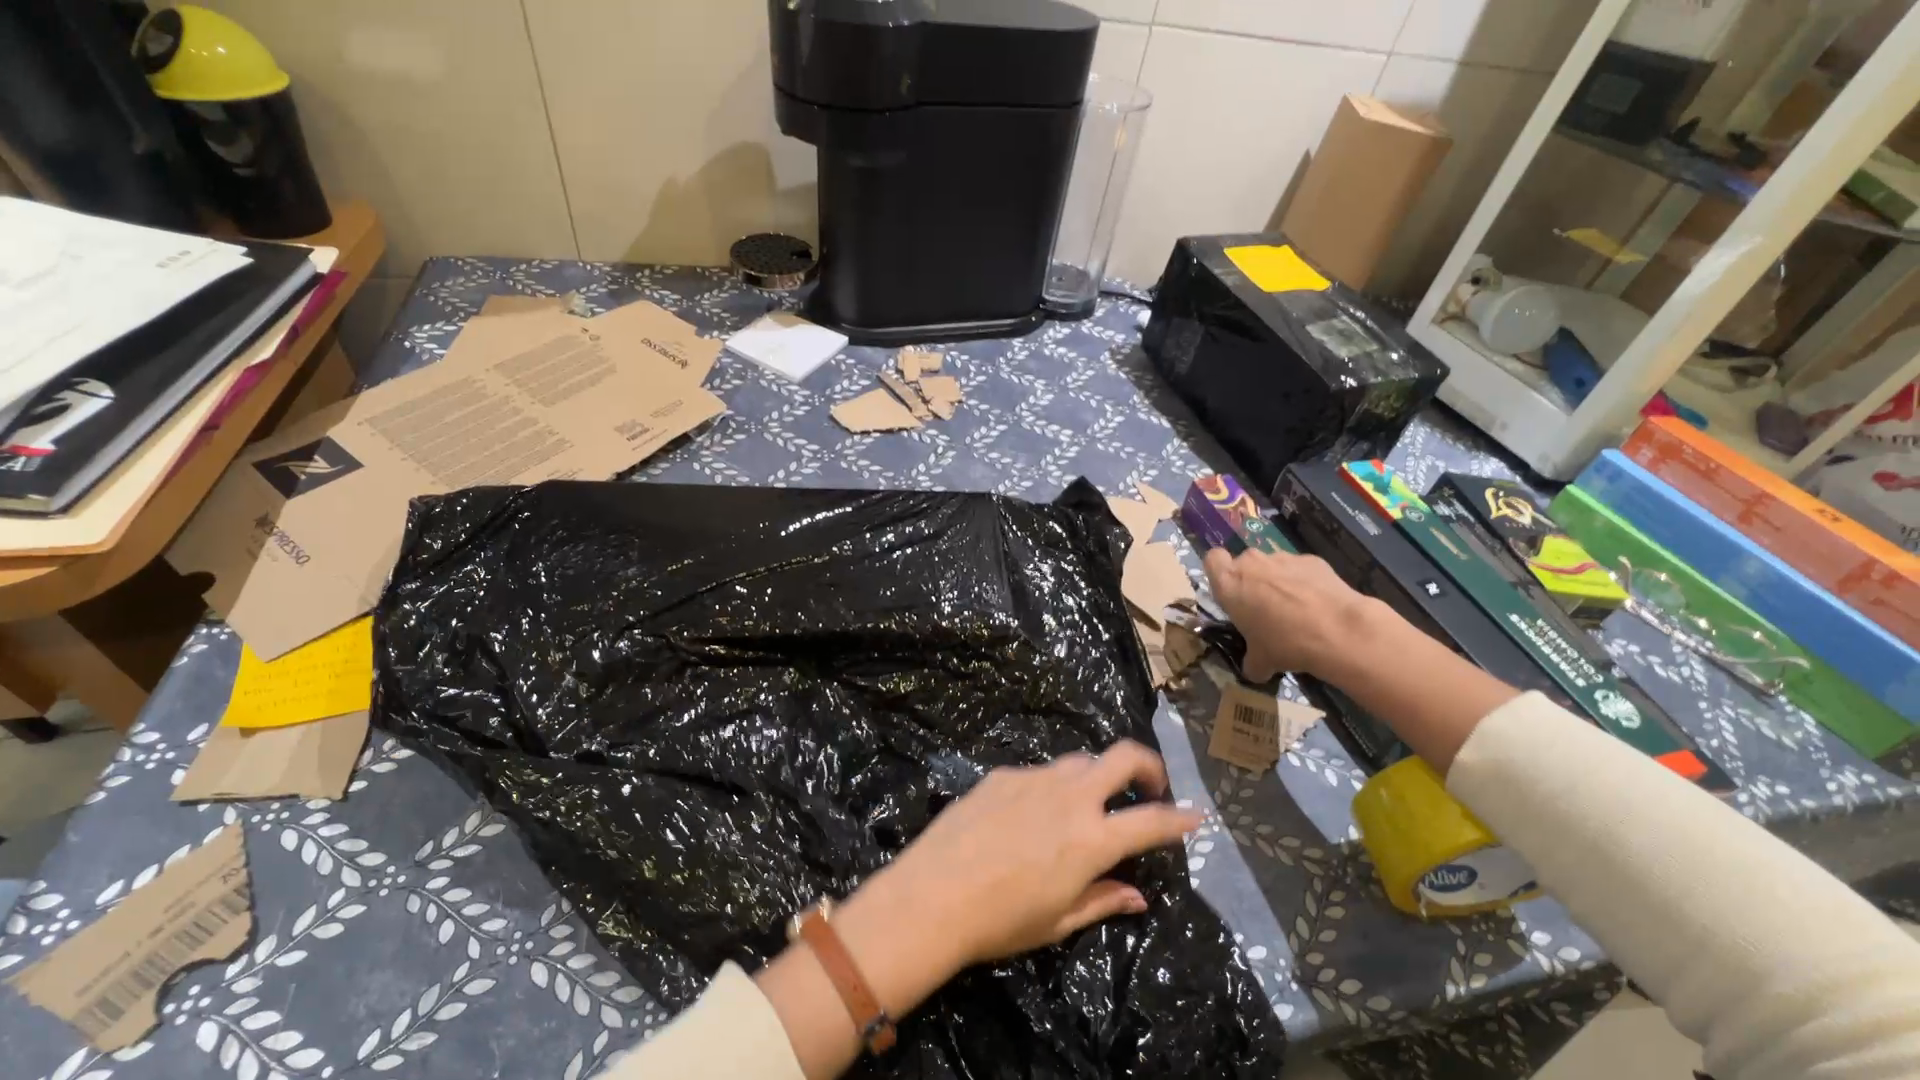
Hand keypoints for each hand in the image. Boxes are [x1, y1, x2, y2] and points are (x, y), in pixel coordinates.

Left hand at [759, 742, 1202, 1078]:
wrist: (930, 897)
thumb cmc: (1000, 921)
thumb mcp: (1058, 920)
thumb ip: (1103, 899)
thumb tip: (1138, 895)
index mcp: (1092, 839)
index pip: (1151, 821)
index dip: (1179, 818)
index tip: (1195, 816)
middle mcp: (1069, 798)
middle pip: (1123, 757)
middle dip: (1148, 765)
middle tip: (1151, 785)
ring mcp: (1034, 779)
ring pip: (1079, 762)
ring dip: (1094, 777)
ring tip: (1087, 804)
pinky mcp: (1001, 775)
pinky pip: (1038, 773)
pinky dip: (1050, 788)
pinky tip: (1031, 815)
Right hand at [1202, 547, 1378, 681]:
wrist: (1337, 630)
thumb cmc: (1285, 643)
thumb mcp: (1261, 662)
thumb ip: (1251, 662)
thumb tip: (1255, 670)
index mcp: (1230, 584)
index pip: (1212, 559)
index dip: (1220, 573)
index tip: (1231, 592)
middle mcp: (1252, 564)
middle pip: (1245, 563)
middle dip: (1252, 582)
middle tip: (1264, 609)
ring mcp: (1284, 558)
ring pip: (1274, 566)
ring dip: (1279, 582)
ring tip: (1296, 610)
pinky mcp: (1313, 560)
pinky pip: (1301, 570)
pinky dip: (1305, 583)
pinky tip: (1318, 606)